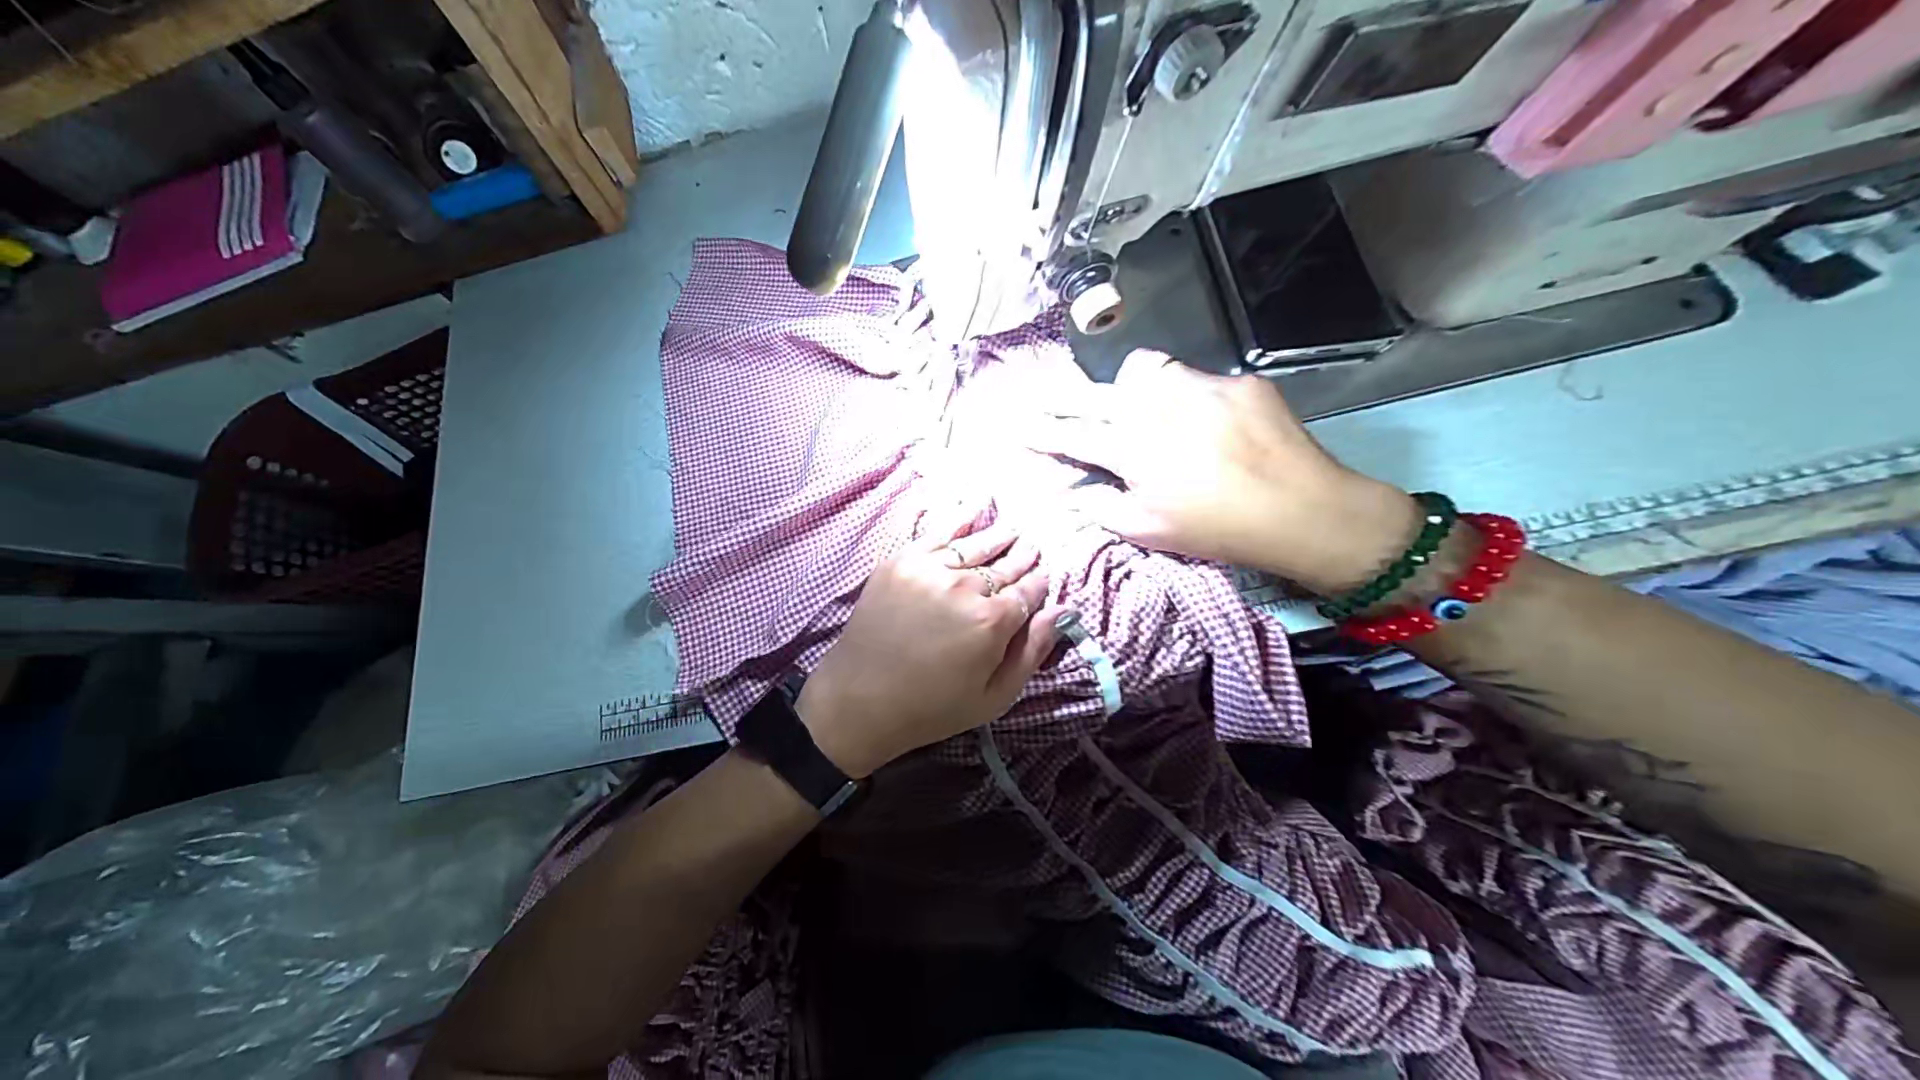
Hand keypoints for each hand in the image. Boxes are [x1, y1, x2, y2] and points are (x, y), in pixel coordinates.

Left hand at [796, 509, 1063, 777]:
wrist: (859, 700)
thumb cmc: (932, 707)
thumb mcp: (994, 697)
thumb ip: (1031, 652)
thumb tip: (1059, 612)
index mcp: (992, 621)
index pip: (1028, 592)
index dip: (1039, 584)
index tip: (1044, 578)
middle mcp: (964, 586)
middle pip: (1004, 566)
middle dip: (1022, 558)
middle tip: (1033, 549)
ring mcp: (929, 568)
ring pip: (976, 546)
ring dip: (999, 537)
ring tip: (1014, 531)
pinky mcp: (901, 561)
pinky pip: (937, 532)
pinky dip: (961, 517)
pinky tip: (978, 506)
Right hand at [1025, 350, 1420, 595]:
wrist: (1303, 509)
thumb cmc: (1216, 528)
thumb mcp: (1148, 530)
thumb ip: (1101, 506)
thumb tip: (1072, 491)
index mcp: (1131, 446)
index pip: (1072, 433)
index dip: (1043, 430)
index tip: (1021, 424)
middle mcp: (1157, 405)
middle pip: (1099, 391)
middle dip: (1072, 399)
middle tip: (1059, 403)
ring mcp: (1200, 386)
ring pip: (1148, 372)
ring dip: (1134, 390)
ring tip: (1144, 412)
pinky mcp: (1237, 381)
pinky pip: (1199, 379)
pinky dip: (1190, 398)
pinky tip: (1208, 425)